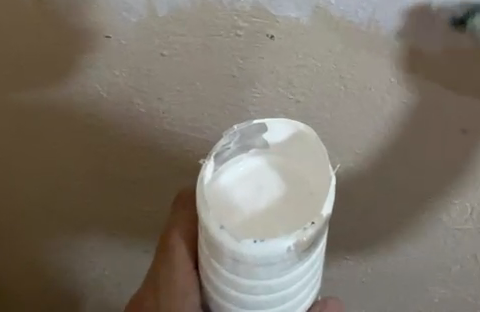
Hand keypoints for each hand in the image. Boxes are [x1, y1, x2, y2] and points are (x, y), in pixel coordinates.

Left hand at [125, 188, 345, 311]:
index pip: (182, 212)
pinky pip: (167, 287)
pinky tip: (220, 289)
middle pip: (180, 234)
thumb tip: (338, 304)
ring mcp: (141, 311)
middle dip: (220, 223)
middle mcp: (146, 296)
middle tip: (259, 217)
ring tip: (246, 248)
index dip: (212, 188)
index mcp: (167, 290)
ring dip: (206, 253)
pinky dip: (194, 279)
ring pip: (172, 262)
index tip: (245, 180)